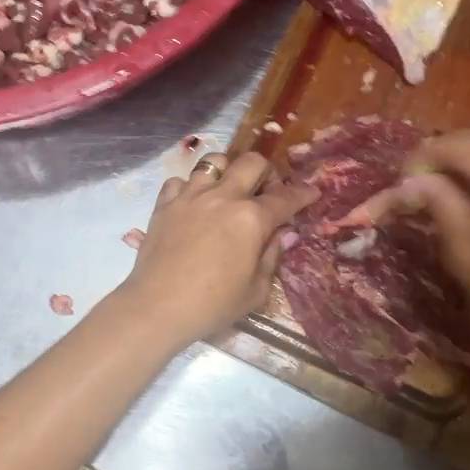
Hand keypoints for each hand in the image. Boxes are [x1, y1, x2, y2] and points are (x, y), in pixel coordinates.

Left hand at [111, 152, 316, 348]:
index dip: (302, 194)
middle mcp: (223, 197)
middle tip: (266, 192)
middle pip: (251, 162)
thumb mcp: (256, 290)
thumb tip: (282, 234)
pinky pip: (180, 181)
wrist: (158, 307)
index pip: (285, 198)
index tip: (311, 193)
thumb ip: (271, 257)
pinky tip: (194, 204)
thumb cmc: (213, 305)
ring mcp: (190, 197)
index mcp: (251, 219)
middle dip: (266, 172)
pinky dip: (190, 187)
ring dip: (227, 172)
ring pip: (214, 162)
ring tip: (228, 191)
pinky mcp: (164, 205)